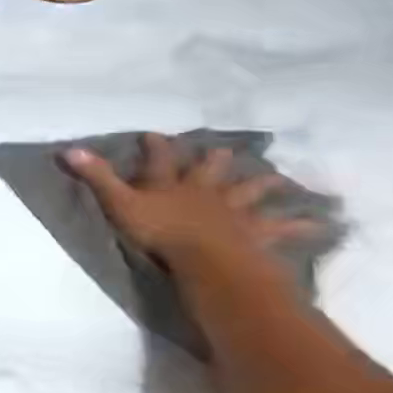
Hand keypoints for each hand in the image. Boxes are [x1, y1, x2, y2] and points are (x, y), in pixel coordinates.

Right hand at [62, 133, 324, 261]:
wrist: (207, 257)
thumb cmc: (159, 230)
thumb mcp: (118, 203)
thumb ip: (96, 177)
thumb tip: (68, 148)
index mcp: (170, 185)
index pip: (160, 160)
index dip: (156, 147)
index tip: (155, 135)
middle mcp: (204, 192)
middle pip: (212, 172)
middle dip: (217, 161)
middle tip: (227, 151)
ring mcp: (234, 212)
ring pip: (251, 194)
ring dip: (264, 187)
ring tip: (280, 181)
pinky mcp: (256, 234)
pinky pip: (283, 229)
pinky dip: (302, 227)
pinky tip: (323, 225)